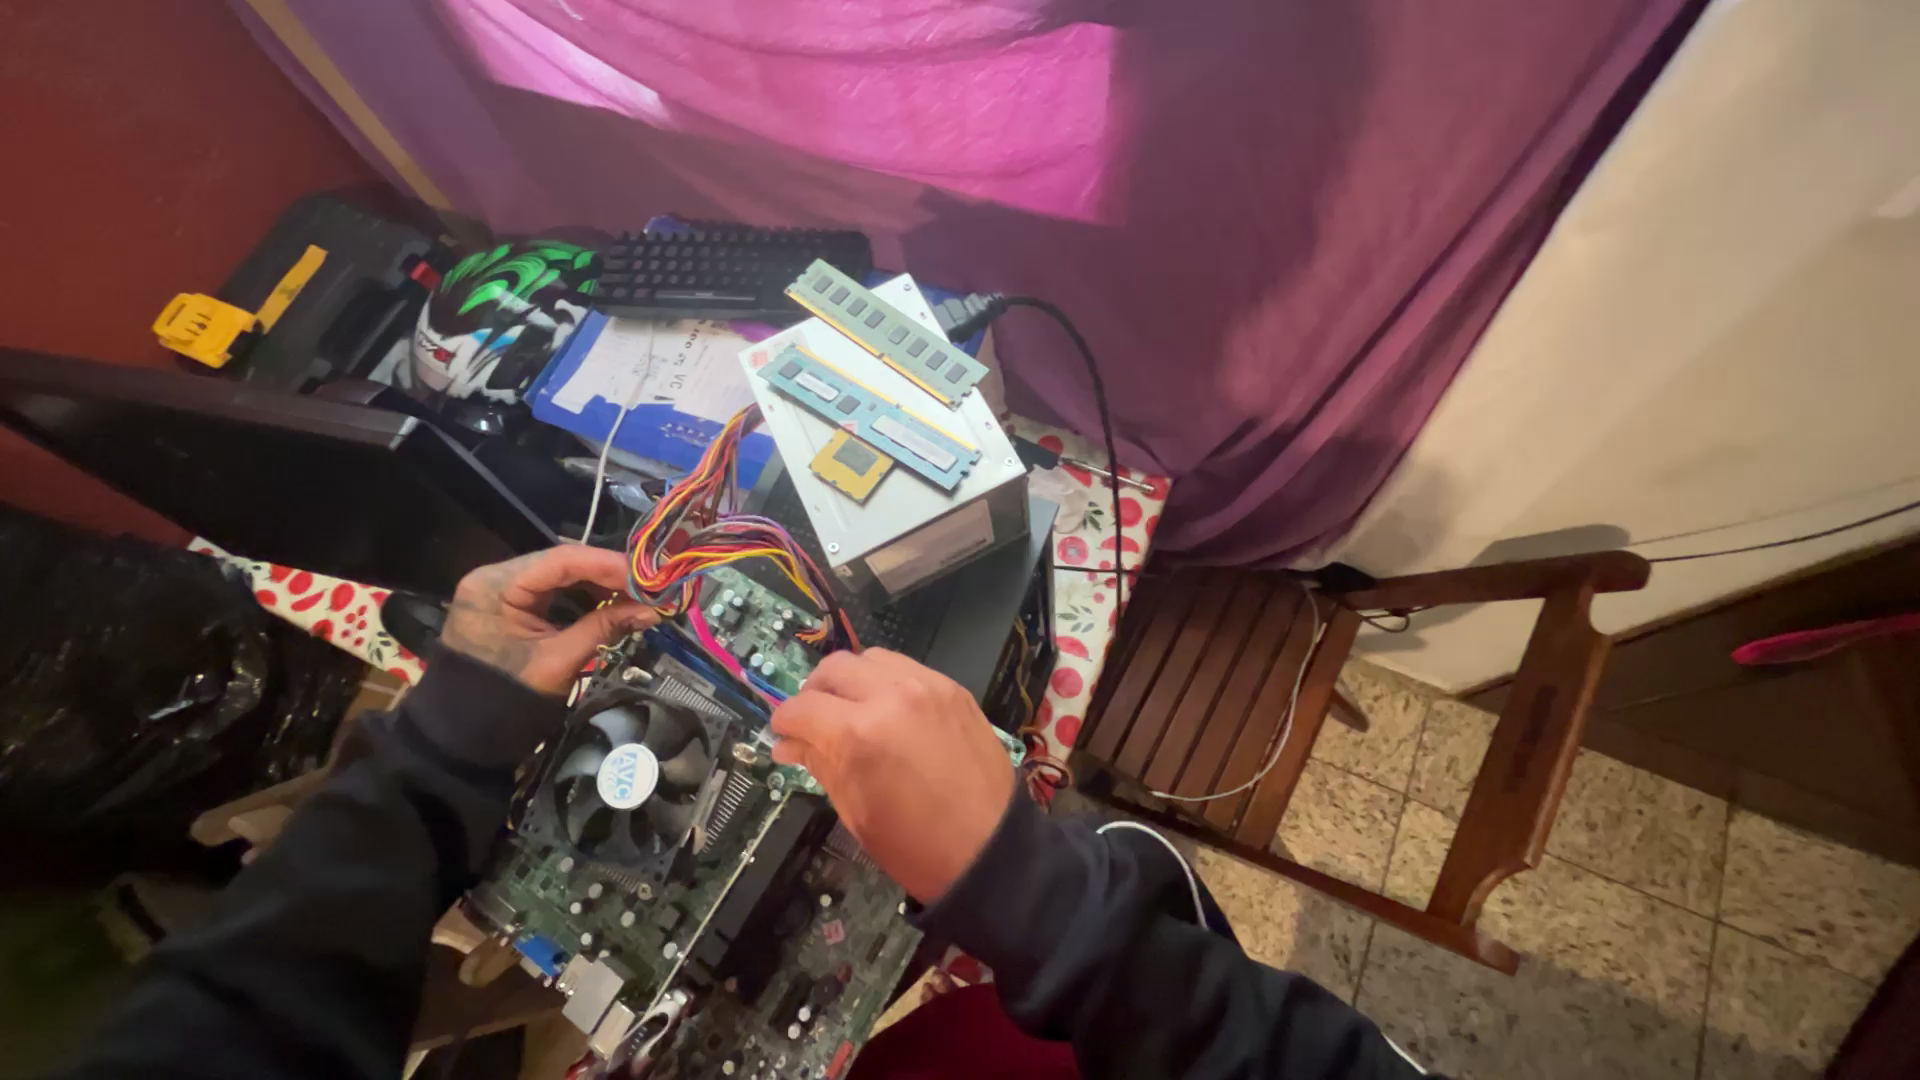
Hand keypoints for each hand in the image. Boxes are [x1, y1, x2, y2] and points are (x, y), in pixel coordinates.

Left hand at [439, 546, 657, 694]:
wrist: (462, 739)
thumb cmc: (507, 701)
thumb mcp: (560, 661)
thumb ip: (605, 627)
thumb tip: (655, 610)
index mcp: (496, 586)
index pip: (563, 559)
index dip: (611, 565)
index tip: (650, 577)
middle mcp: (495, 577)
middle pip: (564, 563)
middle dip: (611, 575)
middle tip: (652, 588)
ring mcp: (502, 590)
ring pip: (563, 575)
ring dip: (603, 585)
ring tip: (640, 598)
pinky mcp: (511, 606)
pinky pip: (556, 592)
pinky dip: (587, 598)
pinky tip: (615, 605)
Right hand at [770, 648, 1013, 902]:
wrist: (990, 849)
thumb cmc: (914, 844)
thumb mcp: (854, 811)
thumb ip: (820, 764)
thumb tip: (788, 744)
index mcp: (858, 734)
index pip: (802, 708)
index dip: (784, 722)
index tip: (783, 734)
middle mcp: (890, 696)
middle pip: (833, 668)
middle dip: (814, 692)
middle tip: (813, 719)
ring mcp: (926, 686)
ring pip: (870, 658)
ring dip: (851, 680)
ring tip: (851, 709)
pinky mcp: (952, 688)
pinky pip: (906, 667)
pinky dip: (887, 681)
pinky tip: (888, 708)